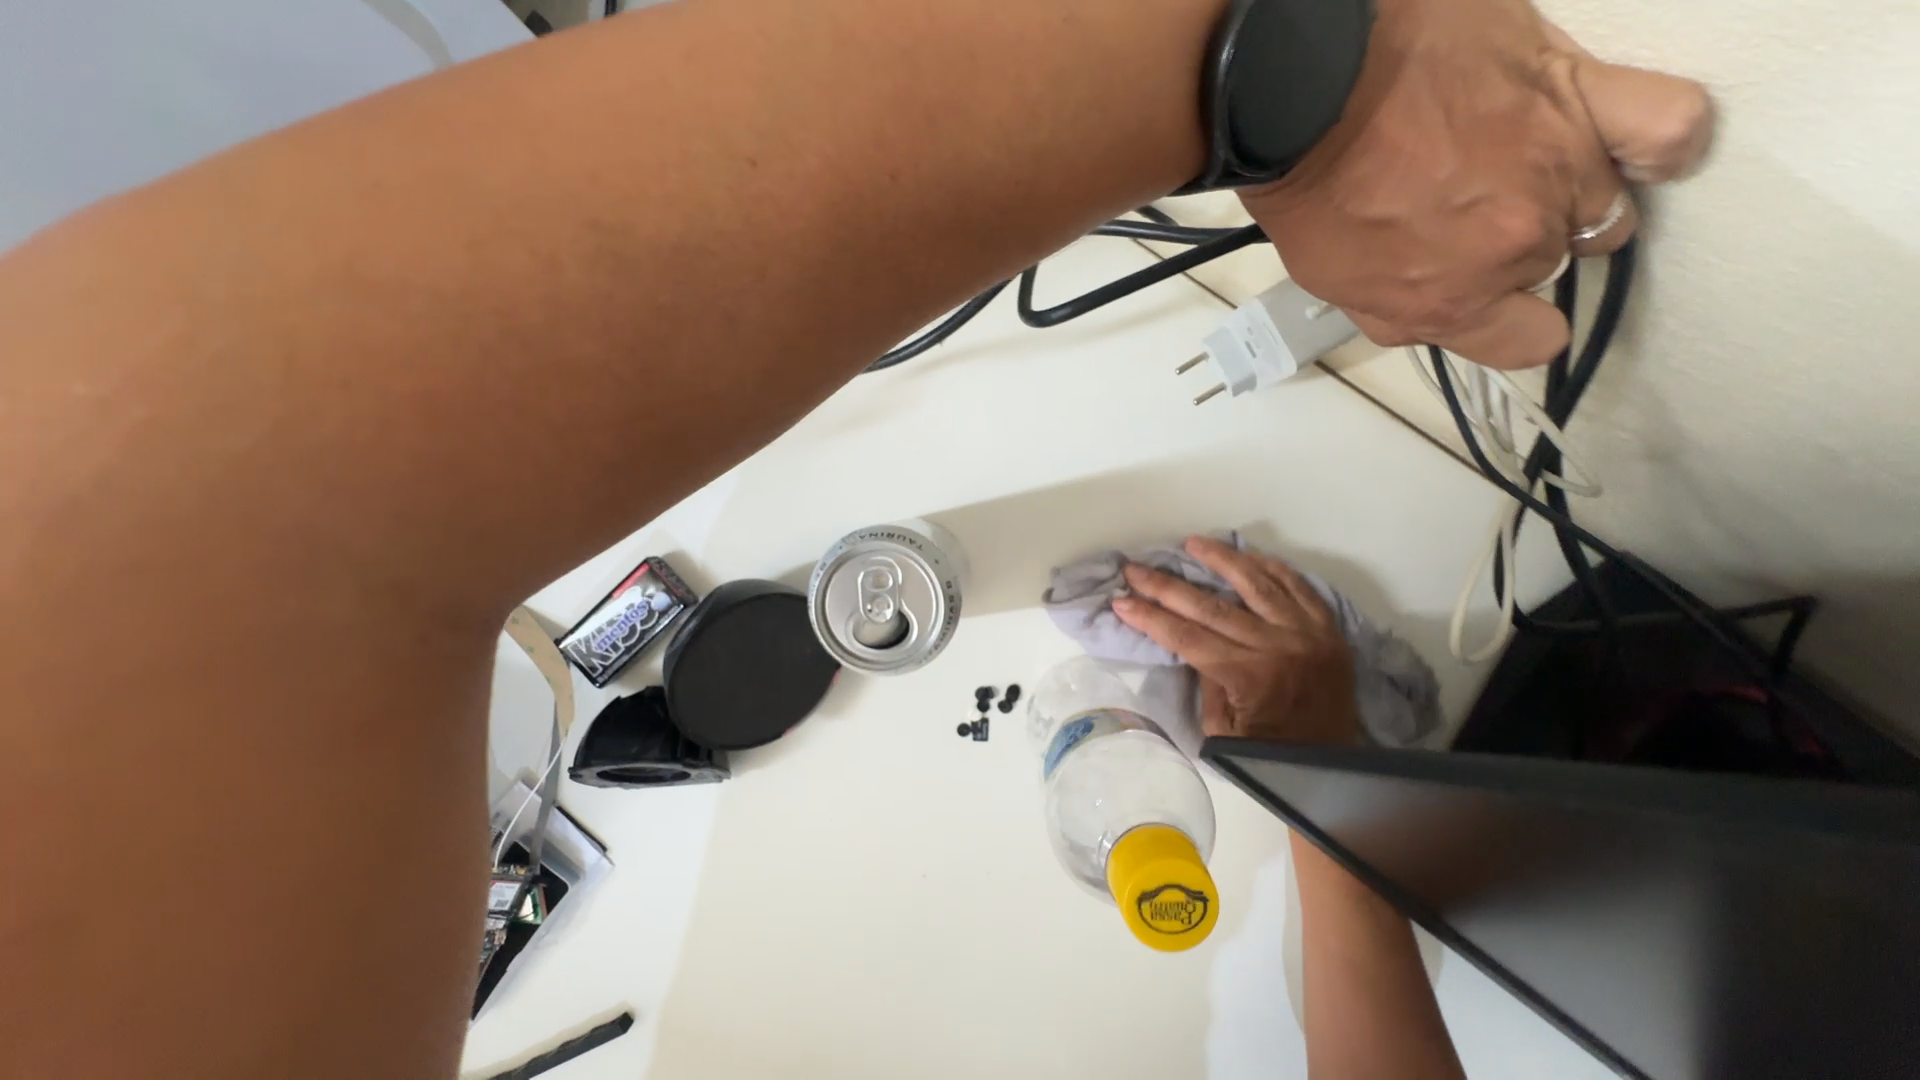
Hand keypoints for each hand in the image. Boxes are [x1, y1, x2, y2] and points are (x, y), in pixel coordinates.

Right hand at [1112, 537, 1360, 744]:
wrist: (1333, 764)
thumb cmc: (1270, 753)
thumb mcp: (1224, 730)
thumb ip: (1207, 682)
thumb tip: (1193, 640)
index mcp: (1248, 677)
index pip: (1186, 637)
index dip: (1150, 618)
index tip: (1121, 601)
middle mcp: (1277, 646)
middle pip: (1211, 606)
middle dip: (1167, 586)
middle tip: (1135, 568)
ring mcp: (1305, 632)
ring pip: (1257, 583)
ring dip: (1220, 559)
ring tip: (1192, 543)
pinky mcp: (1327, 628)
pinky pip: (1297, 586)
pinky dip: (1270, 567)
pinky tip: (1247, 555)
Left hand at [1240, 0, 1714, 369]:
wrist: (1307, 94)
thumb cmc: (1306, 187)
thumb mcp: (1334, 279)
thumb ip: (1397, 306)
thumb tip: (1434, 313)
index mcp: (1447, 304)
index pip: (1526, 344)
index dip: (1515, 323)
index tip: (1503, 303)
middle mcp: (1514, 250)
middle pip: (1555, 262)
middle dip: (1518, 243)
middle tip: (1473, 206)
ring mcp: (1555, 171)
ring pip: (1603, 206)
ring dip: (1570, 194)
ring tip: (1524, 165)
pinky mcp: (1578, 92)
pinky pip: (1668, 126)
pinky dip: (1661, 143)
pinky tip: (1634, 148)